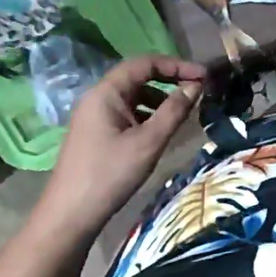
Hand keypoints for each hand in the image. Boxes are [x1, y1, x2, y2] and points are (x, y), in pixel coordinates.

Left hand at [41, 54, 206, 232]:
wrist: (71, 213)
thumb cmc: (111, 173)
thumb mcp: (149, 141)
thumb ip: (174, 110)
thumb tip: (196, 86)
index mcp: (106, 93)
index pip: (145, 63)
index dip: (177, 65)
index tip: (204, 76)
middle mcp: (98, 97)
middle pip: (138, 77)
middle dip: (170, 80)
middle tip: (198, 91)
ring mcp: (95, 116)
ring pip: (133, 96)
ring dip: (160, 99)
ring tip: (183, 113)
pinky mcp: (96, 133)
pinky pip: (126, 113)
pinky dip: (147, 115)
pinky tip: (161, 131)